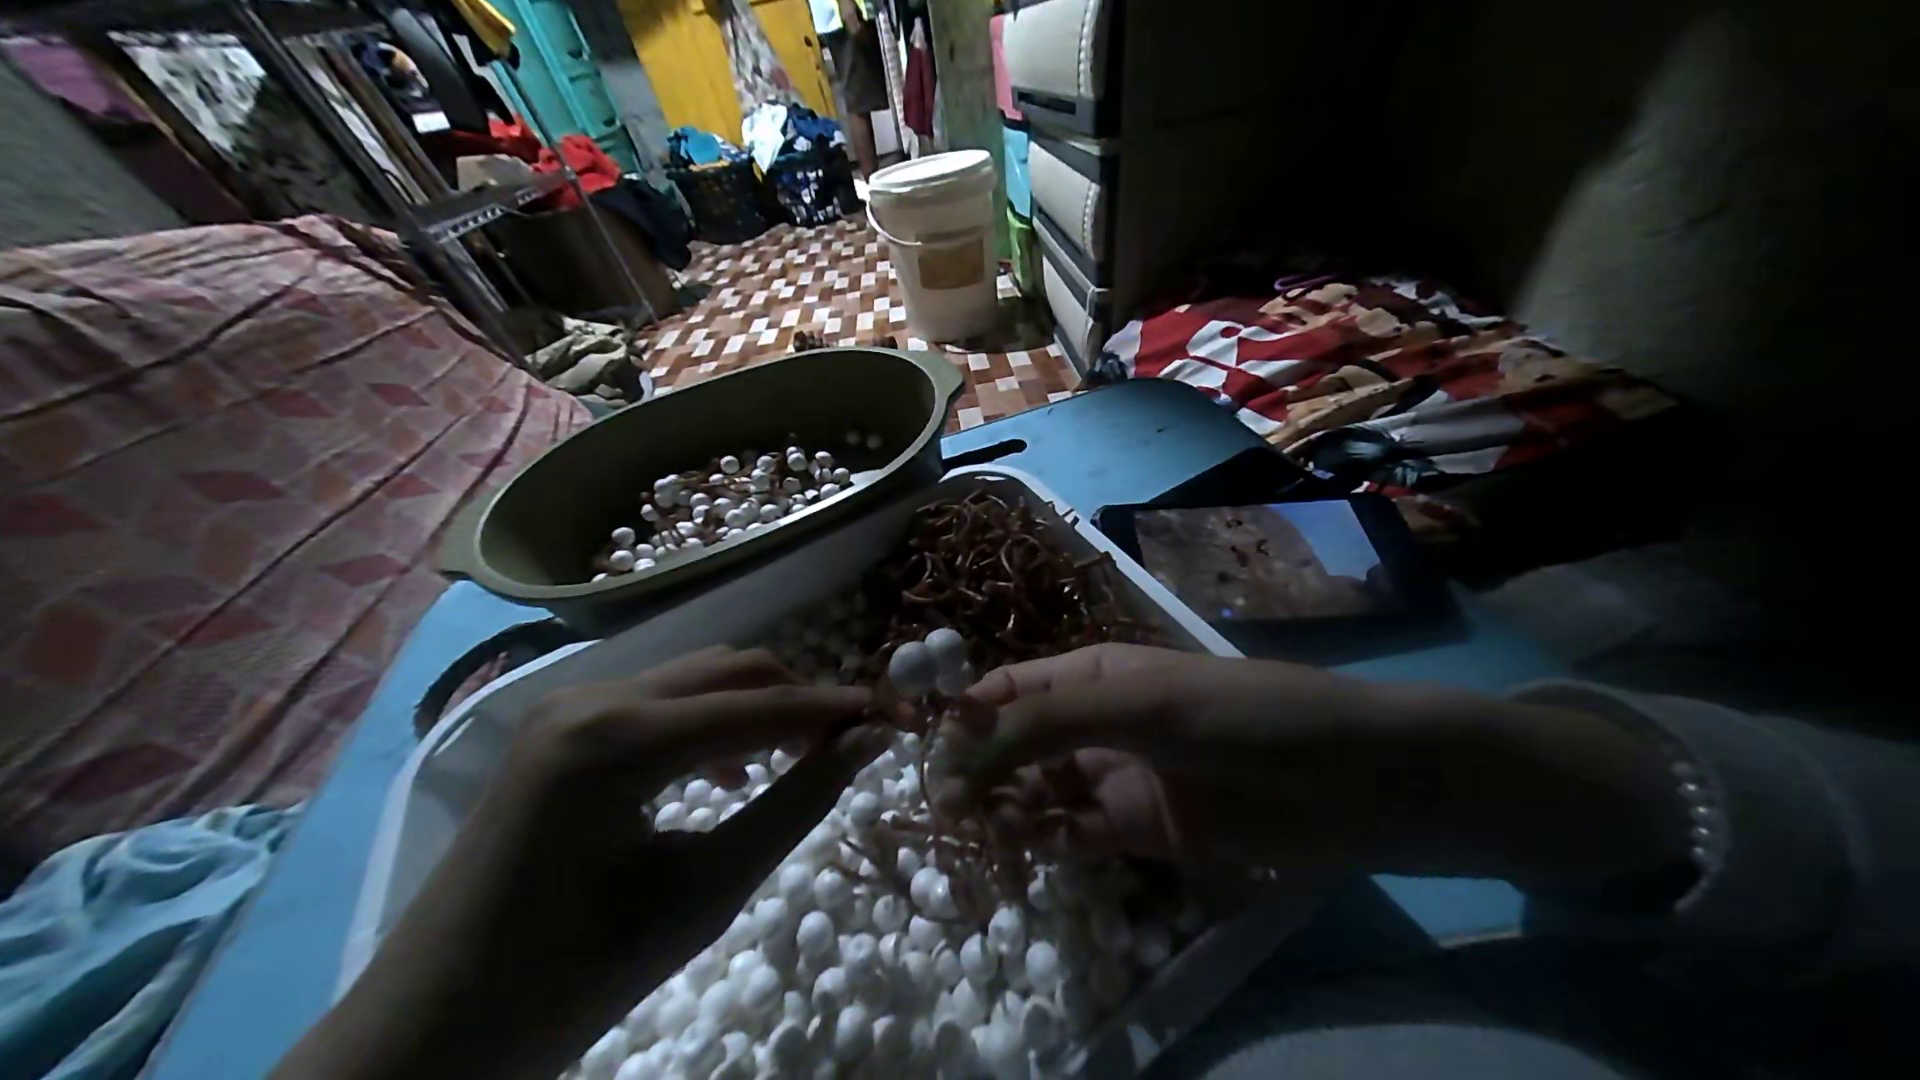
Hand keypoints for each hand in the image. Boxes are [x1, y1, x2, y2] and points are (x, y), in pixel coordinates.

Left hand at [274, 647, 885, 1079]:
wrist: (434, 1028)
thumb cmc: (576, 975)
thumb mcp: (708, 891)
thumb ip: (797, 803)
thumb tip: (869, 743)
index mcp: (616, 740)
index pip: (756, 707)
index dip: (833, 711)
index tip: (894, 716)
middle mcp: (592, 697)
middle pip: (731, 670)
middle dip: (800, 699)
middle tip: (852, 742)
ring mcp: (570, 703)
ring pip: (698, 676)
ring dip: (760, 705)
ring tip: (802, 753)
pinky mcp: (562, 723)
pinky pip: (661, 698)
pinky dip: (713, 719)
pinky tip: (729, 769)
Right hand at [959, 644, 1691, 898]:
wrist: (1356, 780)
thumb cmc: (1241, 714)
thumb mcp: (1140, 702)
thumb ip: (1050, 720)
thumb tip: (959, 747)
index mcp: (1093, 674)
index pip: (1010, 689)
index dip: (967, 716)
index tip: (928, 753)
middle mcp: (1096, 723)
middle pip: (1017, 742)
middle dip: (978, 768)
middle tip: (943, 809)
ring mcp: (1116, 778)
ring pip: (1039, 791)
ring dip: (1004, 807)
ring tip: (971, 834)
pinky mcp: (1141, 831)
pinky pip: (1075, 834)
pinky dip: (1043, 842)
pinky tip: (1018, 852)